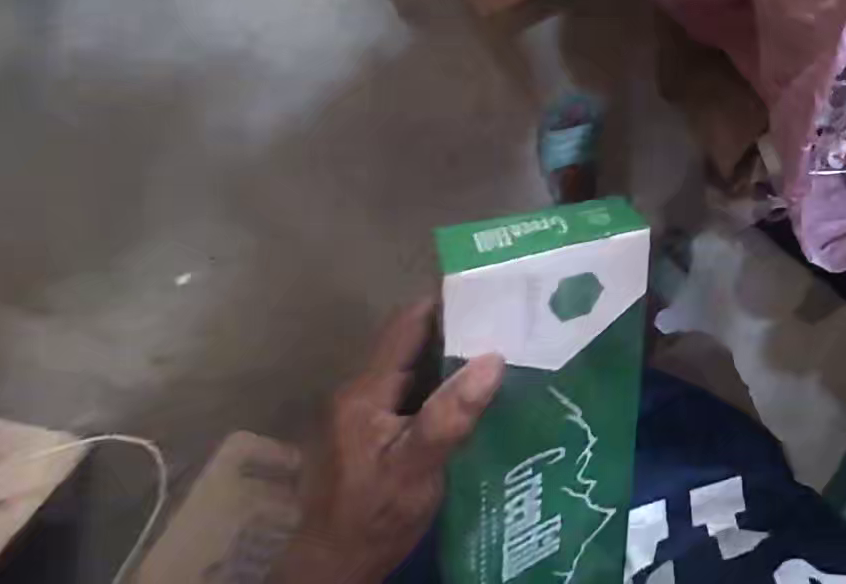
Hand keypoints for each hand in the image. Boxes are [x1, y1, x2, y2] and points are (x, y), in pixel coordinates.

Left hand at [273, 299, 505, 583]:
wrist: (334, 573)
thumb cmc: (371, 520)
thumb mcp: (414, 471)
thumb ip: (449, 416)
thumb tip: (494, 358)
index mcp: (366, 390)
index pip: (409, 323)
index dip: (448, 302)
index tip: (493, 290)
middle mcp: (363, 389)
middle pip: (415, 338)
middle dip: (461, 324)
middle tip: (511, 315)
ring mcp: (370, 407)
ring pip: (419, 361)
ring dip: (457, 351)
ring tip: (506, 341)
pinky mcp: (380, 426)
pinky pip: (419, 385)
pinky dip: (448, 377)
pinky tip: (480, 383)